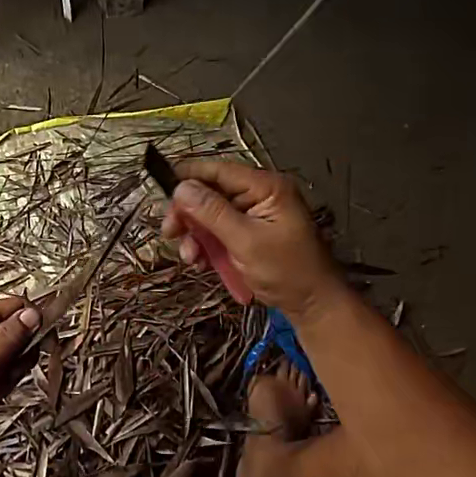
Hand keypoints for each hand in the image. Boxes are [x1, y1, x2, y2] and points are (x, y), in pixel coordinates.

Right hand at [161, 161, 344, 317]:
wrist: (313, 305)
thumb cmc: (287, 271)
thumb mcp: (246, 241)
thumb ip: (212, 213)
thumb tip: (181, 188)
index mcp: (266, 187)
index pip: (220, 171)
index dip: (189, 176)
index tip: (161, 187)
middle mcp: (259, 196)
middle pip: (211, 193)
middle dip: (189, 214)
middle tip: (170, 232)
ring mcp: (254, 217)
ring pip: (211, 216)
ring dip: (195, 236)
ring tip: (190, 258)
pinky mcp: (249, 236)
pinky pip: (219, 234)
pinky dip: (206, 247)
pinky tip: (201, 262)